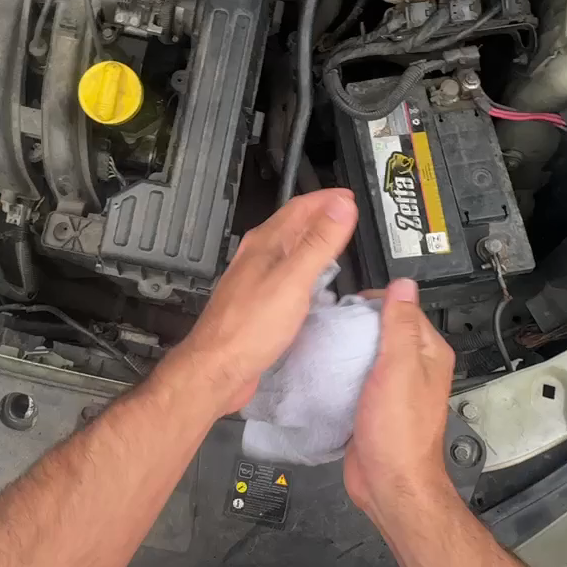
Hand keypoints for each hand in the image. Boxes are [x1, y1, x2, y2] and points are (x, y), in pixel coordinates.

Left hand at [157, 189, 356, 417]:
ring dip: (312, 241)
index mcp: (264, 244)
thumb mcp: (293, 280)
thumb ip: (319, 242)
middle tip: (346, 215)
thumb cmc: (248, 328)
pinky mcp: (257, 302)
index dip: (326, 199)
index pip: (298, 208)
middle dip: (321, 216)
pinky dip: (305, 268)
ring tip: (334, 243)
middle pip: (292, 226)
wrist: (217, 369)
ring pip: (288, 250)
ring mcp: (255, 279)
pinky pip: (285, 274)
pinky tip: (312, 282)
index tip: (349, 197)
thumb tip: (340, 206)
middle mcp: (257, 257)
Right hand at [345, 279, 458, 521]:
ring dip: (346, 345)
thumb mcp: (400, 367)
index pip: (403, 308)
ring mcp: (393, 385)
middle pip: (382, 328)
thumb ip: (400, 325)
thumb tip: (403, 285)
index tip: (348, 301)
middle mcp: (415, 366)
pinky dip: (341, 369)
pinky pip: (355, 375)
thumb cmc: (400, 431)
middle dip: (356, 322)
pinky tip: (324, 367)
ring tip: (323, 339)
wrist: (389, 483)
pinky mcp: (373, 402)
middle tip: (330, 320)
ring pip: (366, 351)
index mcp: (429, 353)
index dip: (374, 300)